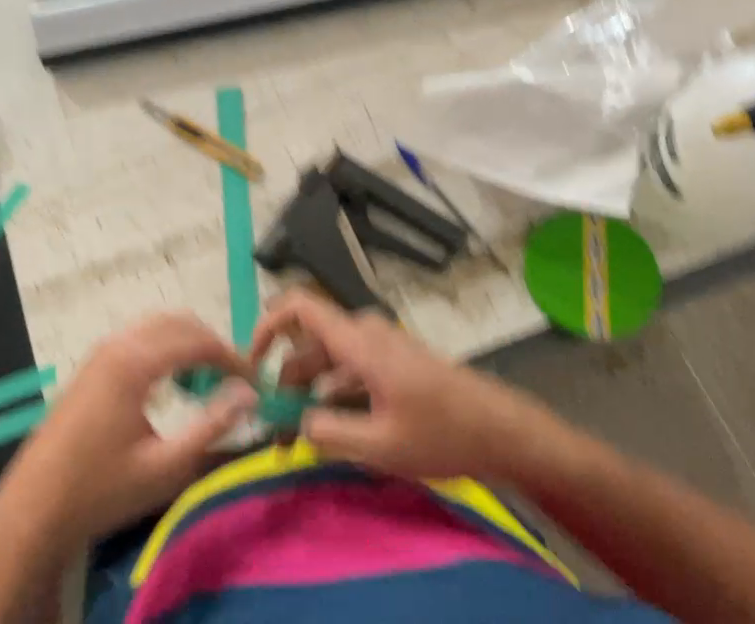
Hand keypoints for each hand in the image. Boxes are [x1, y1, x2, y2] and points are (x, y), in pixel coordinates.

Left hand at [0, 314, 256, 545]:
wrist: (35, 508)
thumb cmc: (102, 491)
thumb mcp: (166, 466)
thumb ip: (212, 426)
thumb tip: (251, 395)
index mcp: (134, 362)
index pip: (198, 340)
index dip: (234, 359)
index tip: (257, 386)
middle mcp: (117, 344)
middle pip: (179, 323)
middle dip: (212, 347)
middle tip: (236, 385)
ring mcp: (100, 352)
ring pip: (158, 327)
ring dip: (188, 347)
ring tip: (208, 388)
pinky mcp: (91, 366)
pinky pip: (140, 340)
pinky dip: (166, 352)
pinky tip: (173, 390)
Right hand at [251, 289, 579, 479]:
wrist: (504, 433)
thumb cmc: (444, 435)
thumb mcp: (380, 446)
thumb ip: (329, 433)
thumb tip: (295, 423)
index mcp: (360, 343)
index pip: (300, 308)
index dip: (267, 326)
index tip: (250, 364)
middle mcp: (368, 335)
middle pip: (309, 347)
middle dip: (286, 384)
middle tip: (276, 433)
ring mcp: (384, 348)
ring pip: (329, 362)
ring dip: (310, 395)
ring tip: (300, 442)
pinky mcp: (396, 364)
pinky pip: (351, 370)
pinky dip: (334, 395)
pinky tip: (333, 431)